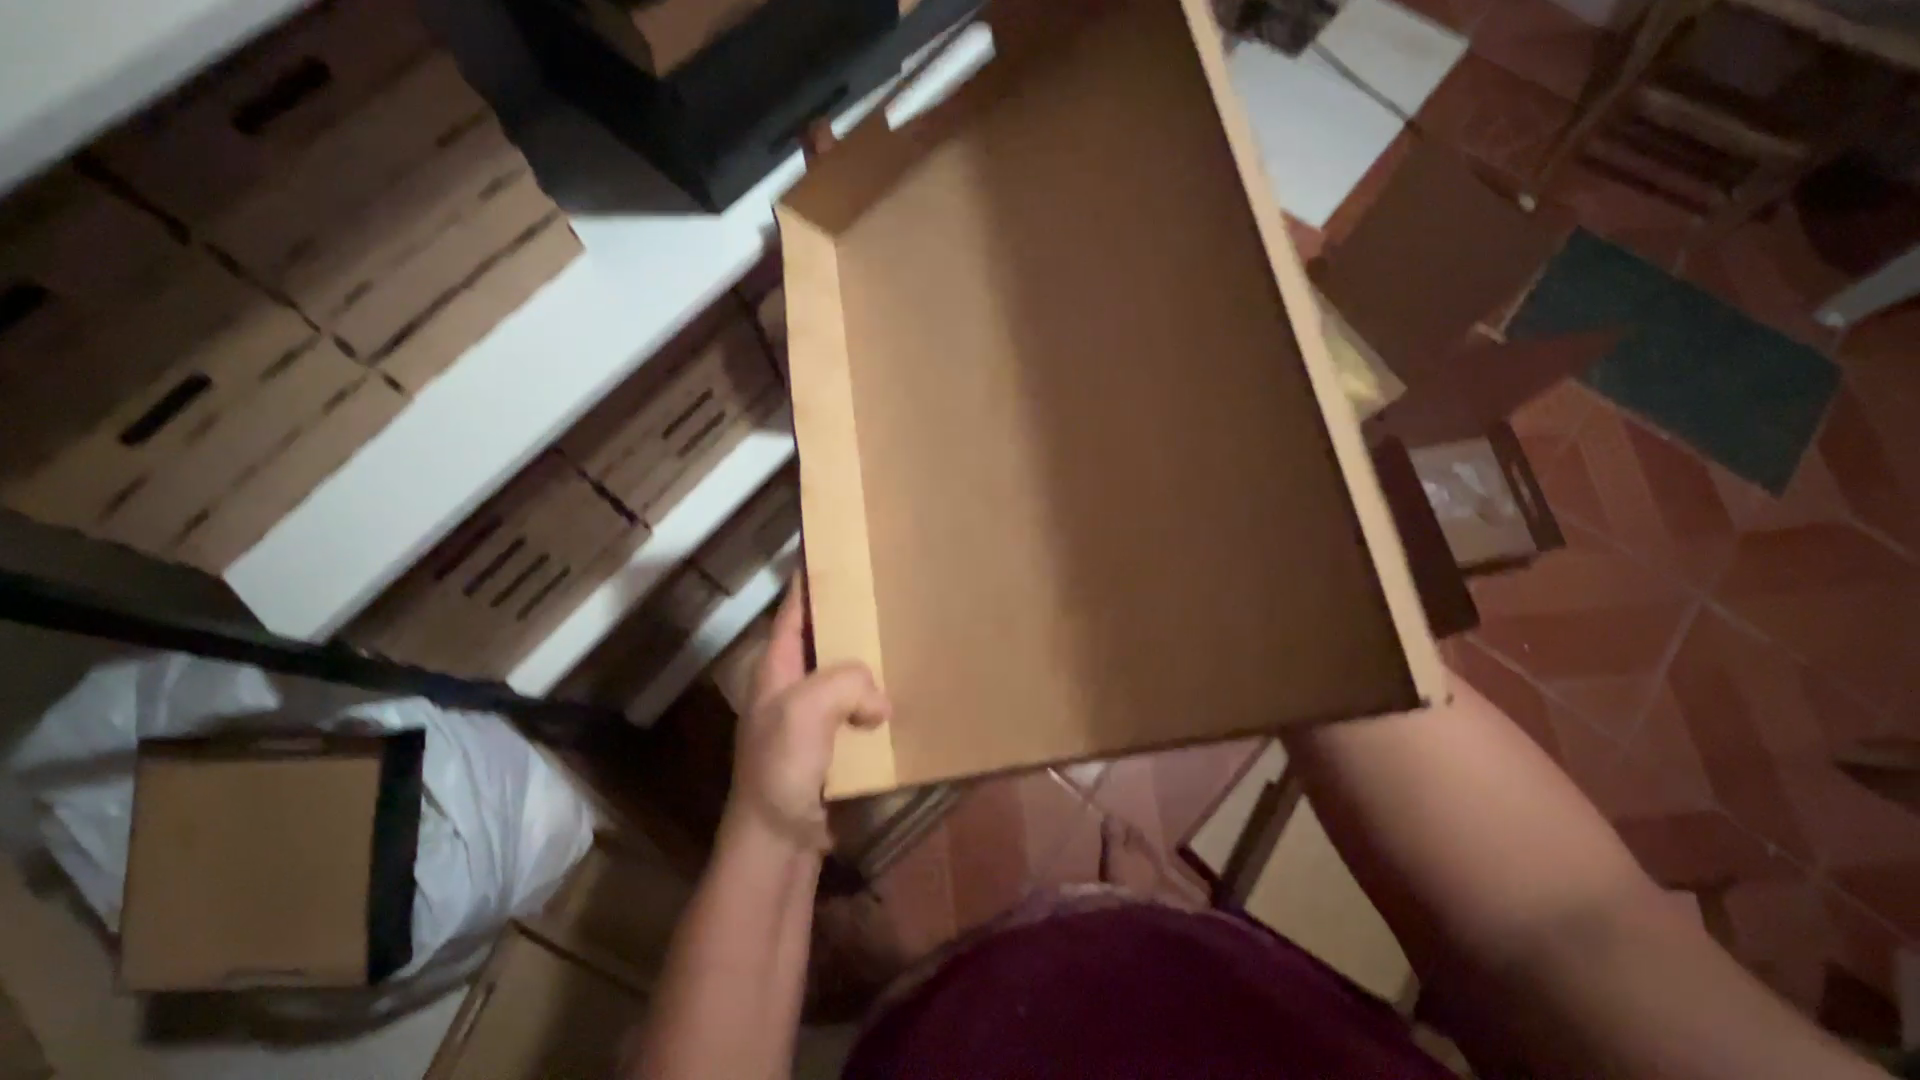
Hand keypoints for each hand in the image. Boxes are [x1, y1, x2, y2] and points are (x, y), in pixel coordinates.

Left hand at [727, 573, 889, 851]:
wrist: (777, 841)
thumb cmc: (781, 767)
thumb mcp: (807, 710)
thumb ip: (847, 682)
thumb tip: (880, 700)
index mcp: (776, 667)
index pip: (793, 609)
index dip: (810, 579)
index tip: (835, 548)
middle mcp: (791, 686)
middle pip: (823, 639)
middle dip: (851, 617)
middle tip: (891, 591)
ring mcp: (810, 719)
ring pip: (845, 677)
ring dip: (870, 664)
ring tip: (907, 638)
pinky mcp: (831, 749)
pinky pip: (858, 713)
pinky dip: (878, 704)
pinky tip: (906, 698)